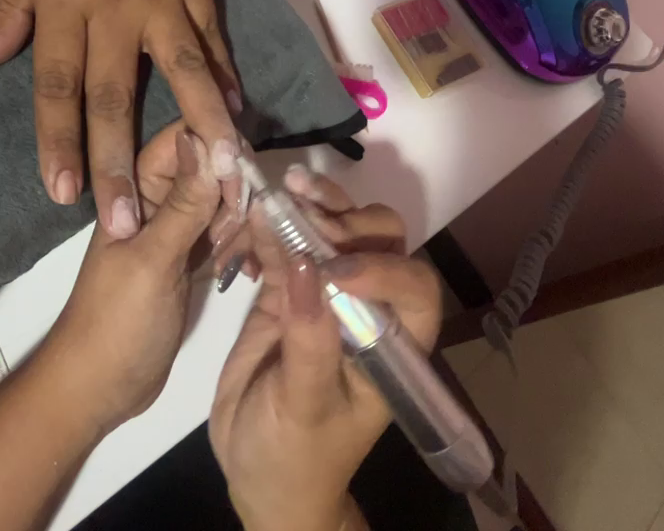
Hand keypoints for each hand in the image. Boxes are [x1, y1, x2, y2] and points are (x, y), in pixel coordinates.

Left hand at [0, 0, 242, 238]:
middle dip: (119, 162)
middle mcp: (117, 8)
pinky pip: (212, 34)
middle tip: (127, 224)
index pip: (57, 85)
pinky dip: (223, 73)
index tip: (61, 197)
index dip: (57, 143)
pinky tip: (234, 110)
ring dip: (196, 128)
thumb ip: (6, 6)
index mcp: (65, 0)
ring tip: (215, 178)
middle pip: (115, 95)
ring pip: (183, 71)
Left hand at [36, 127, 222, 431]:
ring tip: (240, 251)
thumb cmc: (117, 322)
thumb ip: (184, 203)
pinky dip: (238, 241)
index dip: (216, 140)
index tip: (249, 167)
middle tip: (248, 221)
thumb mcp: (153, 260)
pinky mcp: (189, 258)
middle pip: (208, 164)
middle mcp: (156, 200)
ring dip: (240, 216)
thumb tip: (204, 136)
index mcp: (135, 188)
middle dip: (235, 183)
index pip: (182, 139)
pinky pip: (222, 232)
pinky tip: (245, 264)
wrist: (99, 388)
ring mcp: (174, 230)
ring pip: (220, 199)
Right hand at [209, 170, 442, 530]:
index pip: (412, 287)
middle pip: (378, 241)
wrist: (257, 474)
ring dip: (312, 205)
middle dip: (345, 219)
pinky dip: (269, 225)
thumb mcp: (306, 408)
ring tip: (282, 189)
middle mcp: (367, 308)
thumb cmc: (297, 457)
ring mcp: (324, 294)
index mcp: (393, 342)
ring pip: (334, 231)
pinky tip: (251, 216)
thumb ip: (310, 340)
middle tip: (303, 210)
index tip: (332, 271)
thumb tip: (305, 266)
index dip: (382, 268)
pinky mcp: (285, 291)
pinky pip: (283, 245)